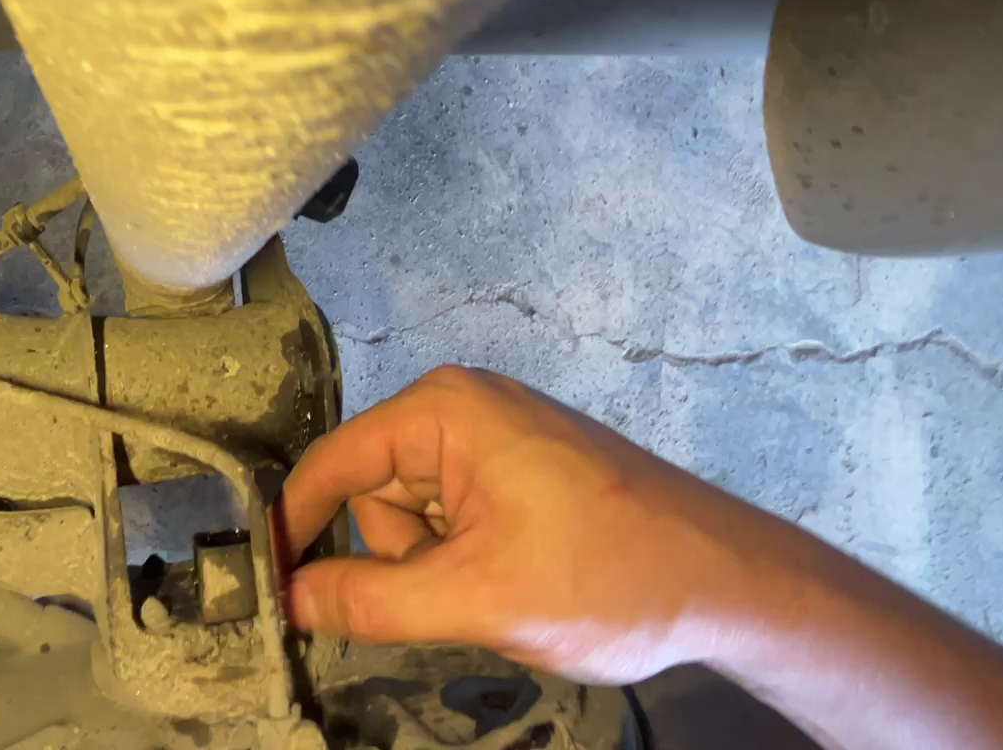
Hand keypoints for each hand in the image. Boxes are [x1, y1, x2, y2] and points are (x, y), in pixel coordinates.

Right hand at [278, 366, 806, 684]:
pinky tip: (517, 566)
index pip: (334, 462)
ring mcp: (488, 427)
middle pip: (376, 488)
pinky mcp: (512, 455)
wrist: (734, 580)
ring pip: (413, 506)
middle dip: (400, 554)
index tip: (269, 581)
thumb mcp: (478, 597)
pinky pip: (449, 504)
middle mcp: (457, 404)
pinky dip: (462, 548)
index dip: (296, 522)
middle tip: (458, 596)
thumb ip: (371, 600)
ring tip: (503, 582)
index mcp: (441, 410)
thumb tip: (288, 598)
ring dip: (436, 558)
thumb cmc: (604, 577)